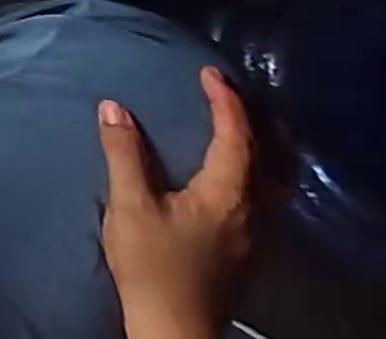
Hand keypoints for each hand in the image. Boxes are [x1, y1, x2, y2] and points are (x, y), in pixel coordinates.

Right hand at [98, 66, 253, 338]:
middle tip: (231, 94)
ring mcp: (254, 237)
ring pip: (269, 181)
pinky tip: (228, 171)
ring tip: (232, 126)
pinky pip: (258, 195)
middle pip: (270, 162)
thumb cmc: (153, 263)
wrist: (174, 329)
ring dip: (255, 147)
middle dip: (254, 124)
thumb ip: (124, 154)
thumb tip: (115, 107)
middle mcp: (252, 215)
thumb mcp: (130, 205)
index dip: (226, 103)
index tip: (210, 72)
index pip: (236, 140)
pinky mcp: (243, 250)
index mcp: (228, 198)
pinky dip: (249, 169)